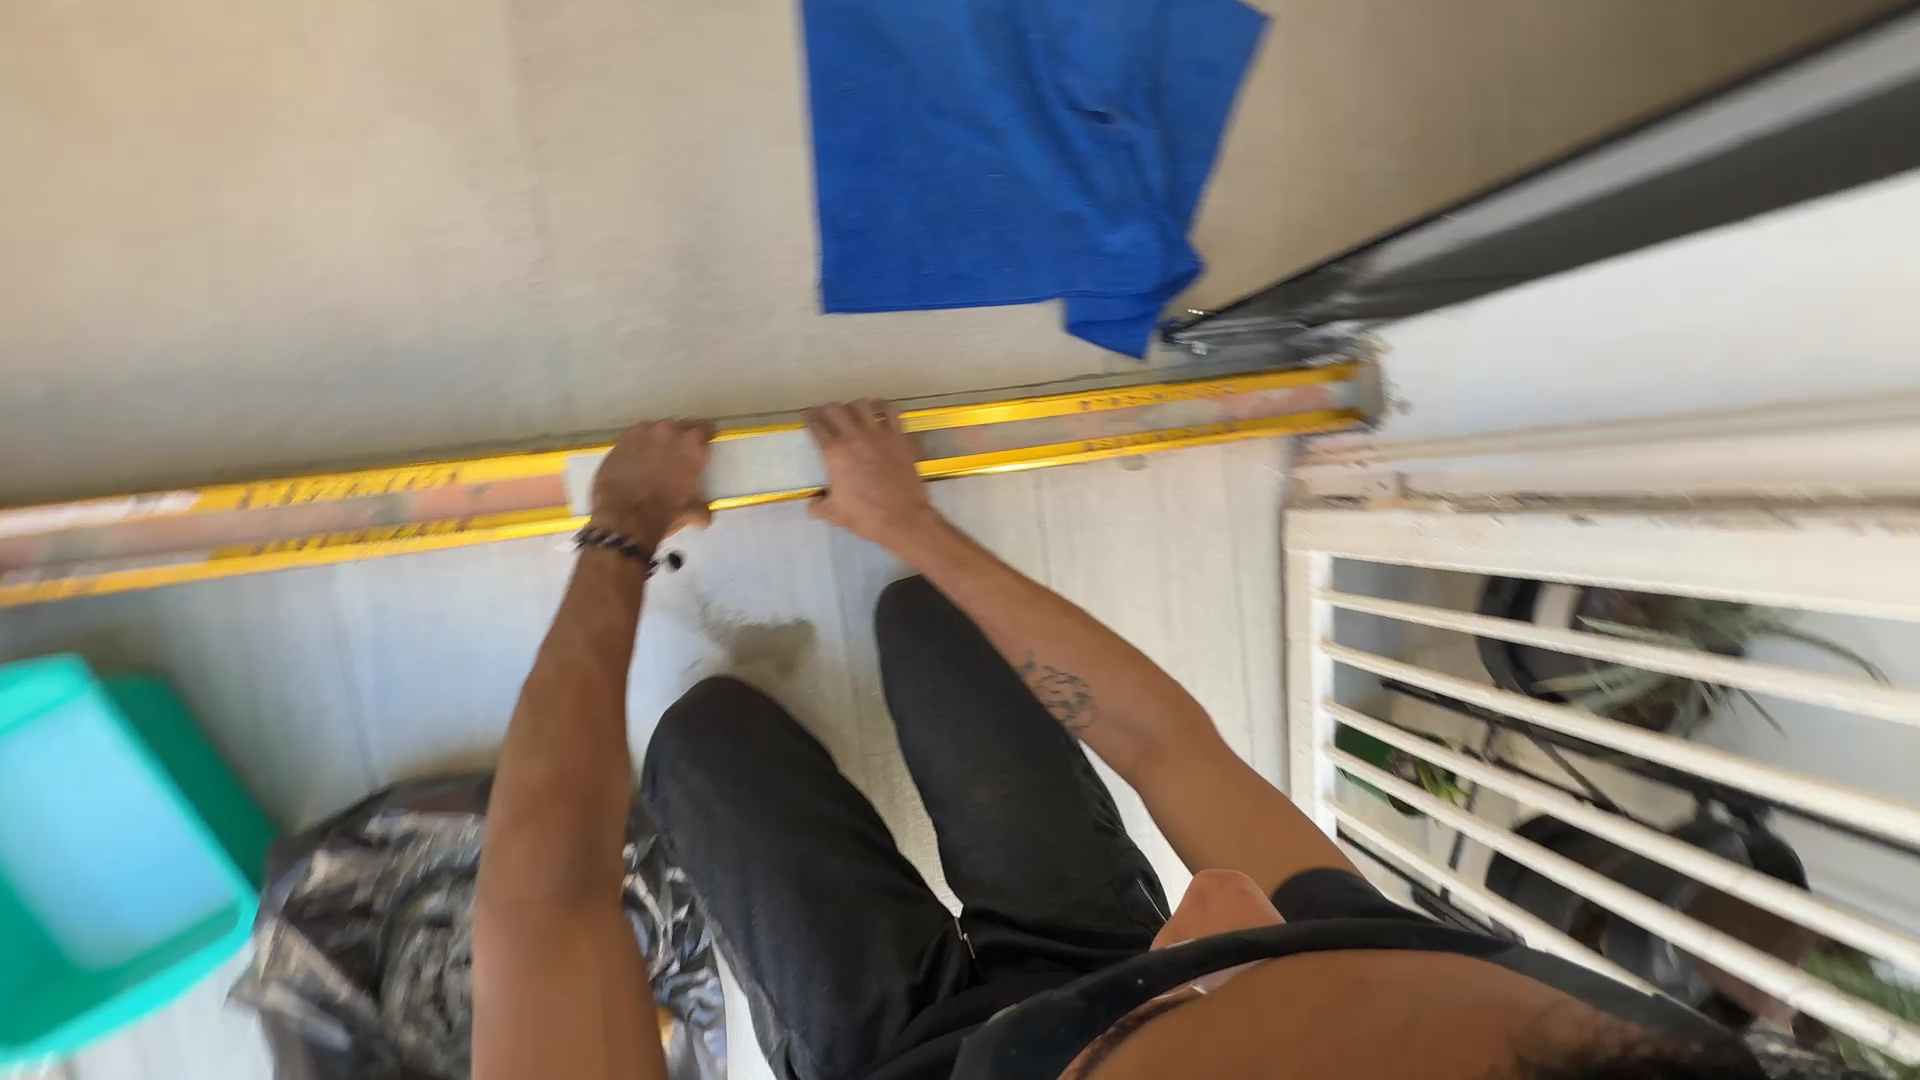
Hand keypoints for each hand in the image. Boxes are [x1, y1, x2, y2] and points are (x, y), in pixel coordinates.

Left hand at [591, 419, 712, 547]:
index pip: (704, 429)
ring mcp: (643, 433)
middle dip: (681, 439)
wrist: (625, 516)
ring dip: (659, 440)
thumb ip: (701, 508)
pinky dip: (638, 445)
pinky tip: (636, 459)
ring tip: (655, 457)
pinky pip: (635, 437)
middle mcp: (669, 432)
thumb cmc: (665, 512)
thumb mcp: (691, 511)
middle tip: (678, 455)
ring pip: (656, 430)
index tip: (701, 446)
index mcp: (692, 446)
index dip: (704, 438)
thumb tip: (704, 517)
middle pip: (680, 427)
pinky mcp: (621, 440)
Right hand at [805, 399, 944, 549]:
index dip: (810, 418)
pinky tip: (881, 409)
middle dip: (829, 409)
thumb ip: (818, 506)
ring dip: (854, 406)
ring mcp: (879, 435)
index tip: (808, 416)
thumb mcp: (834, 514)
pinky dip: (884, 406)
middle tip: (828, 414)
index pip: (817, 426)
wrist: (902, 518)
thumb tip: (812, 504)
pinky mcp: (900, 437)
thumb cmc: (866, 516)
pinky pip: (891, 412)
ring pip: (863, 405)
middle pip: (837, 410)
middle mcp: (854, 437)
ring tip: (853, 411)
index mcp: (834, 453)